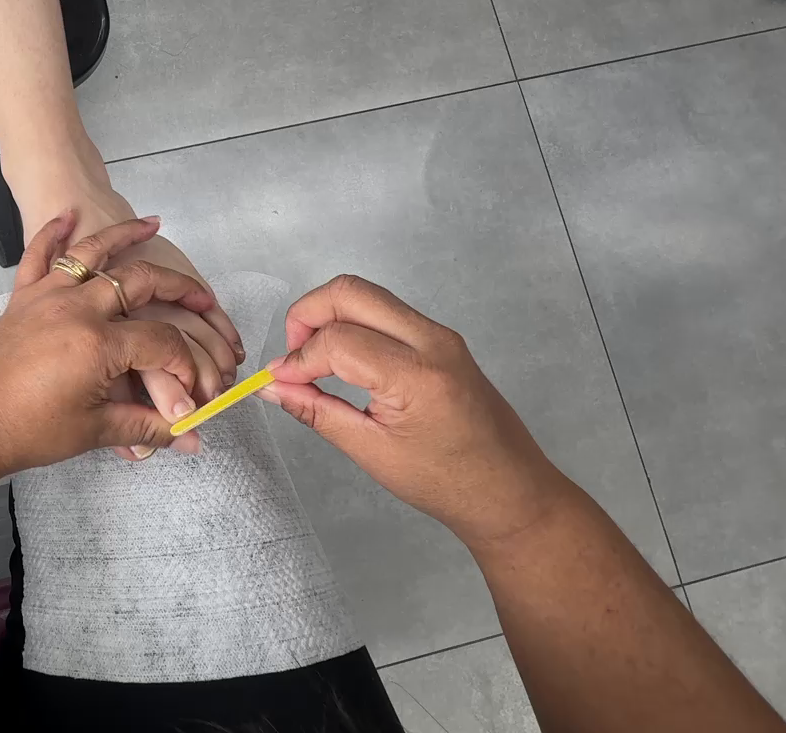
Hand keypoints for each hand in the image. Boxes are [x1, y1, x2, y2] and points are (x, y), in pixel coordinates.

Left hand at [0, 214, 229, 474]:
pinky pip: (38, 255)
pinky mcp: (22, 297)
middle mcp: (77, 308)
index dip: (186, 363)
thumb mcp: (95, 430)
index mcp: (99, 344)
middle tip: (202, 296)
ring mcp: (47, 296)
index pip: (162, 342)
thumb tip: (192, 439)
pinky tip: (69, 214)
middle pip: (139, 281)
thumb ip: (148, 427)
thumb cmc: (31, 431)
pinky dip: (53, 232)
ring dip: (124, 234)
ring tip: (153, 223)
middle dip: (178, 287)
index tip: (192, 387)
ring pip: (91, 252)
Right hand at [259, 275, 572, 545]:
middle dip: (306, 315)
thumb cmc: (445, 482)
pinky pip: (381, 309)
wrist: (514, 493)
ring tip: (314, 358)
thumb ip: (316, 411)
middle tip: (293, 356)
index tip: (279, 383)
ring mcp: (438, 333)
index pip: (337, 341)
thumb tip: (271, 387)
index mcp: (417, 376)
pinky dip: (349, 321)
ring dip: (327, 315)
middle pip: (348, 292)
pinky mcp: (439, 336)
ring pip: (364, 293)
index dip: (298, 359)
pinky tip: (340, 359)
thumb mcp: (371, 452)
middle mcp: (431, 341)